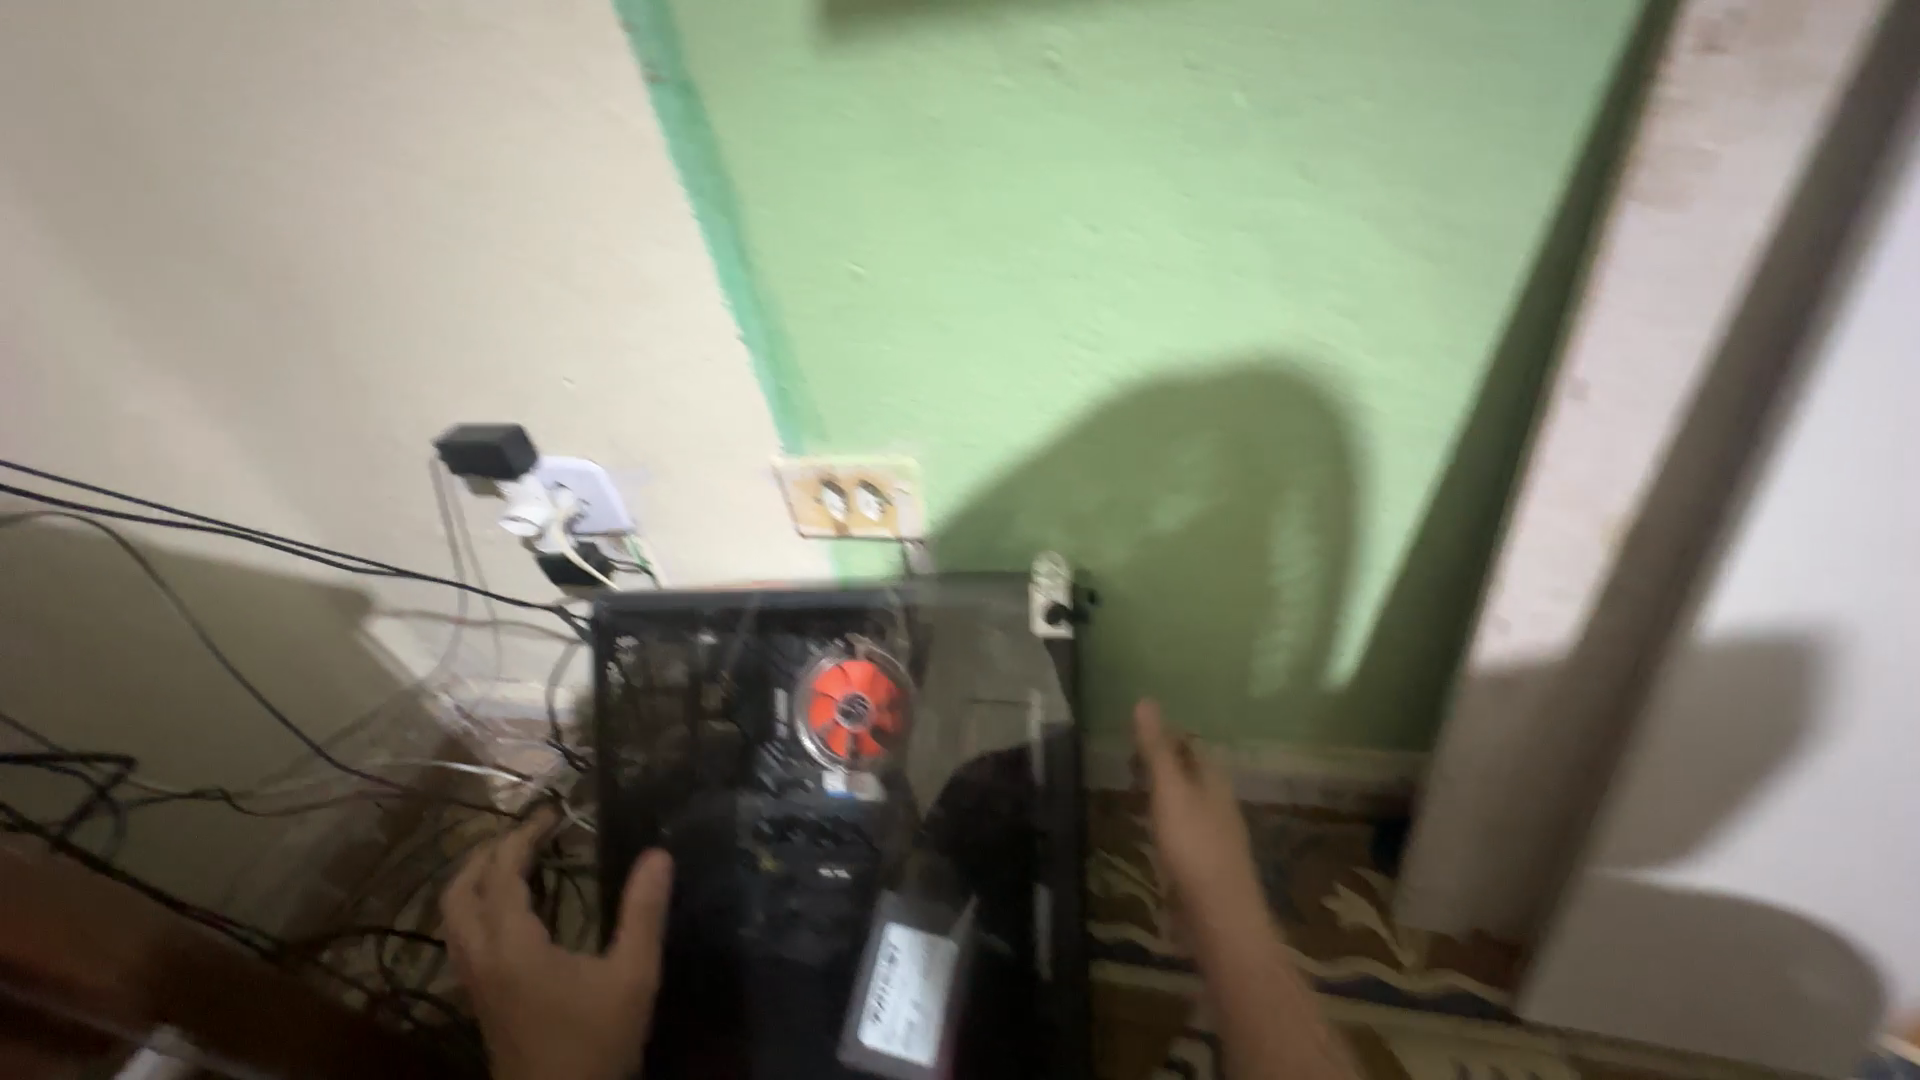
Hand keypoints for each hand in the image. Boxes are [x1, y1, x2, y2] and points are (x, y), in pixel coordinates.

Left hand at [441, 809, 674, 1079]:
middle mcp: (482, 959)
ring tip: (516, 860)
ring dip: (476, 880)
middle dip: (487, 853)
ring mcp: (475, 984)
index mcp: (513, 947)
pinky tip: (517, 909)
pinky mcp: (481, 1000)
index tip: (553, 811)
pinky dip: (480, 907)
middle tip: (529, 831)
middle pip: (458, 894)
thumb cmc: (595, 1042)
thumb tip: (658, 854)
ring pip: (453, 919)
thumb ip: (644, 911)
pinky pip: (464, 938)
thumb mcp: (633, 975)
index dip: (523, 836)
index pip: (502, 874)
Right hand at [1132, 699, 1269, 951]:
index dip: (1167, 732)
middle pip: (1191, 770)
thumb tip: (1145, 699)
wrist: (1221, 919)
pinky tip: (1150, 830)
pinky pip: (1184, 828)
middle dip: (1164, 760)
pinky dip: (1165, 819)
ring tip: (1133, 787)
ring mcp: (1215, 835)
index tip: (1136, 728)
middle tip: (1128, 756)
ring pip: (1188, 800)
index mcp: (1214, 780)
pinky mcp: (1205, 863)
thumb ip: (1156, 749)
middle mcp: (1219, 802)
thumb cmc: (1194, 848)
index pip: (1192, 743)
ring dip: (1164, 790)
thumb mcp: (1170, 792)